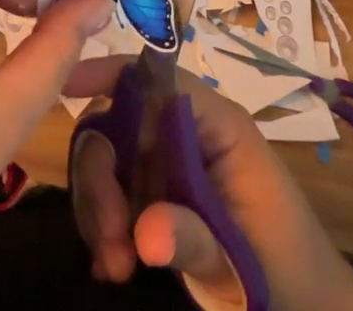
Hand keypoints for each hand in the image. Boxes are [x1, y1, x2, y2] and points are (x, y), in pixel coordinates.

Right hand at [66, 58, 352, 310]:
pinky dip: (103, 224)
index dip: (106, 73)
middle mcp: (188, 133)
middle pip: (117, 121)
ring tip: (115, 265)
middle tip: (110, 239)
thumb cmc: (290, 280)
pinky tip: (113, 266)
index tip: (62, 87)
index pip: (154, 78)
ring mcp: (169, 162)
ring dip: (98, 208)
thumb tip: (144, 231)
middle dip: (100, 176)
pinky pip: (112, 190)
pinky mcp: (157, 191)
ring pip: (107, 158)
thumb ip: (196, 243)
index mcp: (219, 127)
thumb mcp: (244, 268)